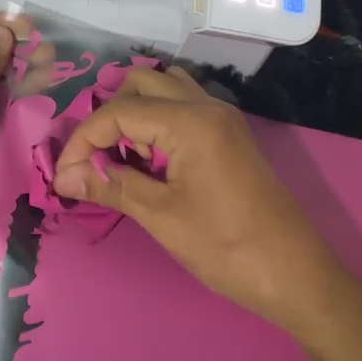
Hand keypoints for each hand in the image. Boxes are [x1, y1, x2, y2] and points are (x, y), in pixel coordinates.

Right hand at [51, 66, 325, 326]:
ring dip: (135, 110)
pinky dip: (158, 118)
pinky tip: (150, 156)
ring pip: (163, 87)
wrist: (297, 277)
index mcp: (189, 121)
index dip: (84, 140)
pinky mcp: (229, 133)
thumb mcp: (162, 218)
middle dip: (108, 116)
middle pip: (139, 84)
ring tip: (123, 154)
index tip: (65, 174)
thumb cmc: (227, 248)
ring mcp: (221, 116)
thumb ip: (111, 186)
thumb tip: (64, 177)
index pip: (118, 111)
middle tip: (95, 160)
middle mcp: (206, 105)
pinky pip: (183, 104)